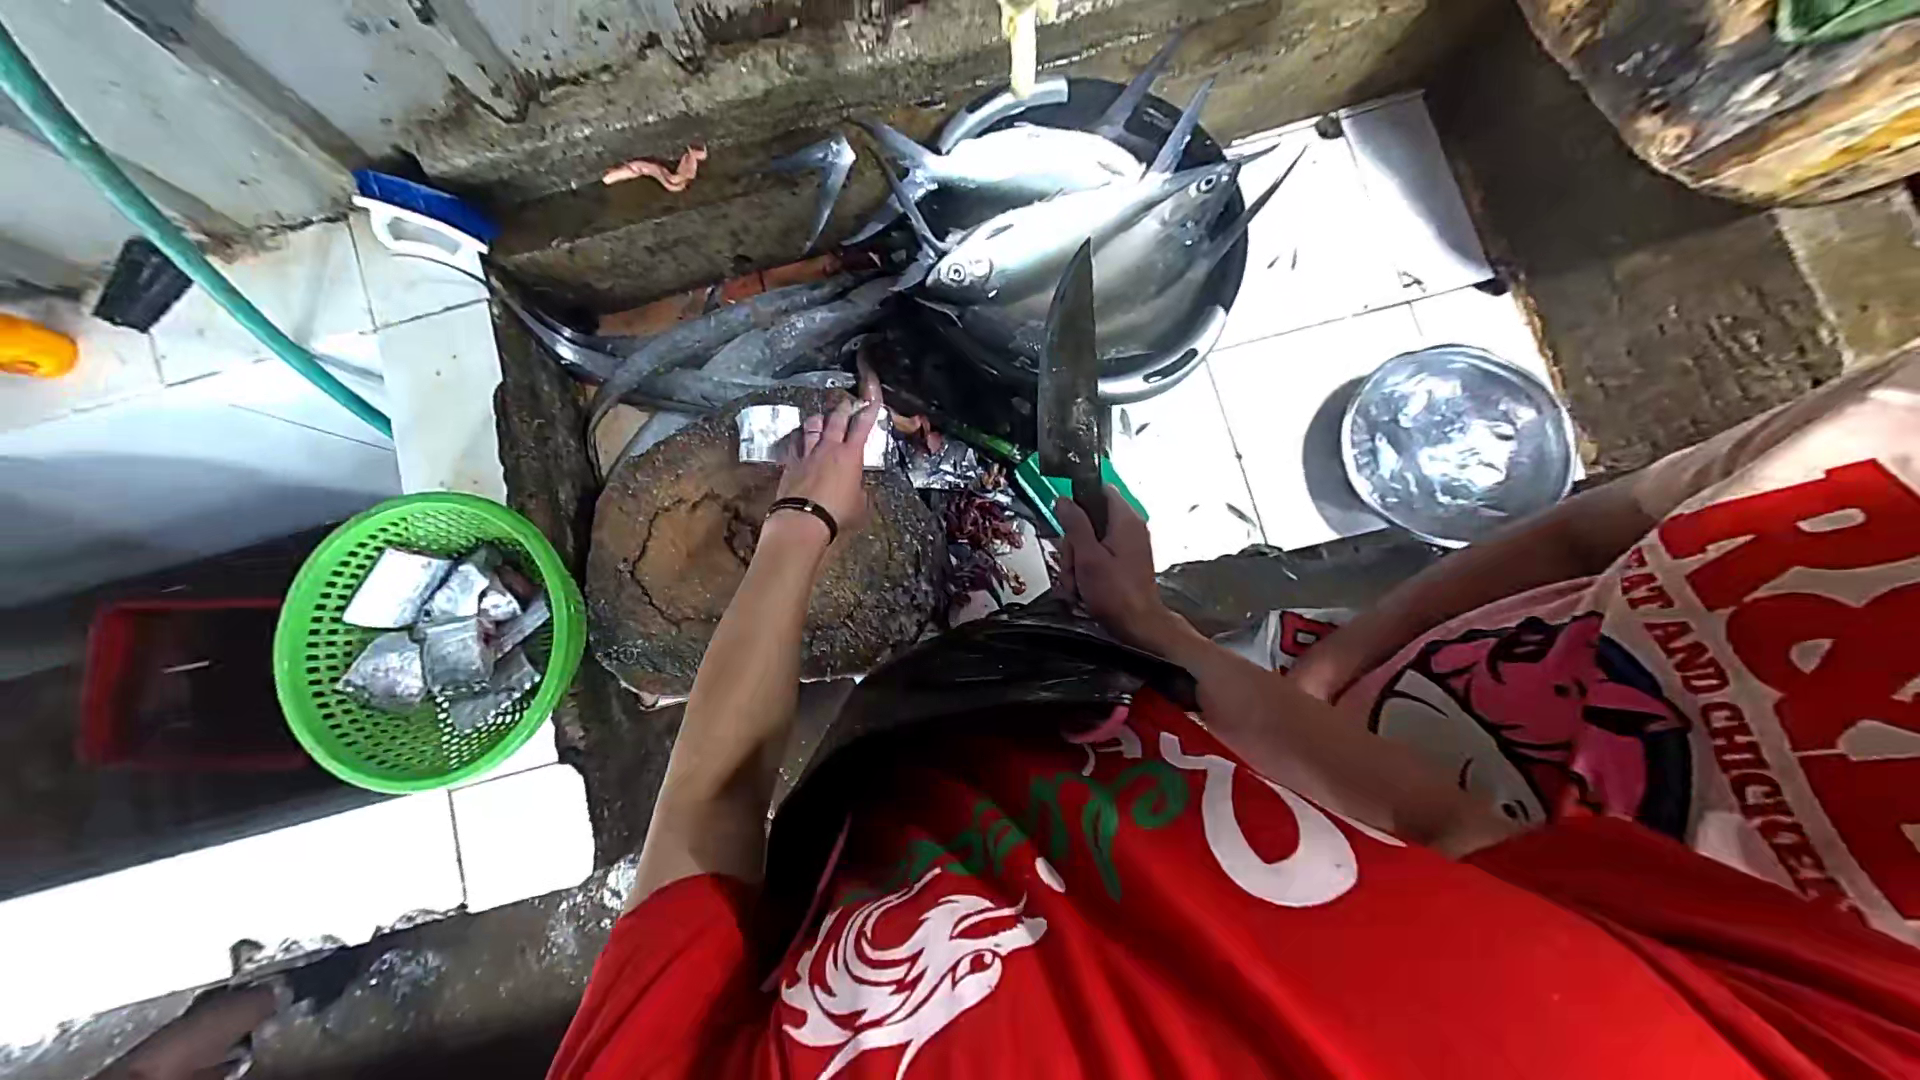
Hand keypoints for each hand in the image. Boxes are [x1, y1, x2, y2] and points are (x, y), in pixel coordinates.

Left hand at [776, 397, 882, 541]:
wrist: (803, 519)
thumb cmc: (837, 513)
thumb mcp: (860, 504)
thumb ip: (859, 491)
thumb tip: (857, 489)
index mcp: (851, 455)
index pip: (863, 426)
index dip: (869, 411)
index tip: (872, 399)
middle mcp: (829, 448)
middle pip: (836, 419)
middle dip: (843, 409)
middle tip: (847, 404)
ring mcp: (807, 453)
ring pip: (812, 425)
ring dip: (819, 419)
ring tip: (821, 418)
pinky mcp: (791, 462)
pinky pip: (795, 442)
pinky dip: (800, 437)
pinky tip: (800, 438)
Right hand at [1055, 487, 1192, 653]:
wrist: (1137, 626)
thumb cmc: (1117, 594)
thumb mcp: (1088, 556)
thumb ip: (1075, 524)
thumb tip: (1064, 500)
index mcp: (1125, 520)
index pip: (1100, 490)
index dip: (1080, 500)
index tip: (1067, 519)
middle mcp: (1129, 528)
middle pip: (1088, 520)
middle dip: (1073, 544)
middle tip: (1074, 565)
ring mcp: (1127, 546)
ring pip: (1088, 541)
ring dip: (1076, 562)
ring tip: (1078, 583)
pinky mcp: (1123, 562)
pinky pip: (1096, 556)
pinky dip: (1086, 570)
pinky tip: (1083, 587)